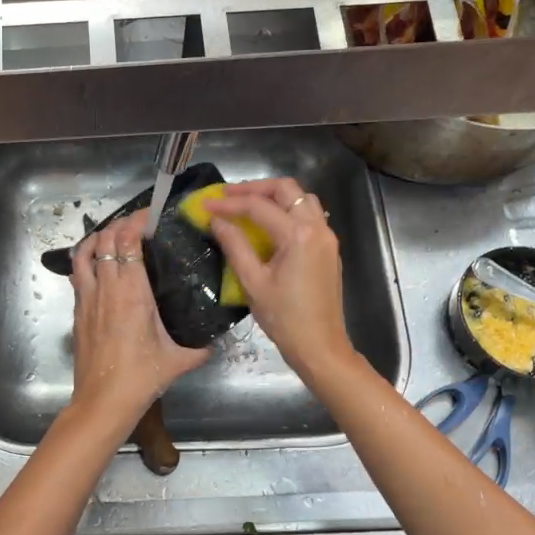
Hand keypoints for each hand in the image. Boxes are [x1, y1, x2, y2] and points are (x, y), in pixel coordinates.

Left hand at [68, 211, 209, 428]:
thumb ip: (201, 348)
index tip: (150, 215)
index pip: (128, 243)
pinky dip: (86, 259)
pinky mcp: (78, 310)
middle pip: (105, 240)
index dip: (136, 222)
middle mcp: (107, 288)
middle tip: (137, 224)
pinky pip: (78, 273)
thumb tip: (217, 341)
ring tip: (114, 236)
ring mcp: (88, 298)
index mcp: (133, 293)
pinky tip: (98, 263)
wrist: (103, 401)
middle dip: (119, 225)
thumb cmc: (141, 377)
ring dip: (98, 238)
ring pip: (85, 253)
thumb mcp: (178, 361)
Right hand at [204, 178, 354, 373]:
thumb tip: (217, 221)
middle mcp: (318, 228)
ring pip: (302, 199)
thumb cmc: (284, 318)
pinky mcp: (328, 249)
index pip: (259, 207)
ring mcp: (327, 238)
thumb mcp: (252, 282)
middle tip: (228, 196)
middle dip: (255, 188)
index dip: (229, 203)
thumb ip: (235, 246)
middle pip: (287, 189)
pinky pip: (308, 216)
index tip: (205, 203)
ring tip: (246, 205)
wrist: (320, 347)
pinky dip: (286, 211)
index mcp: (299, 236)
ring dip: (274, 196)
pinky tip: (267, 224)